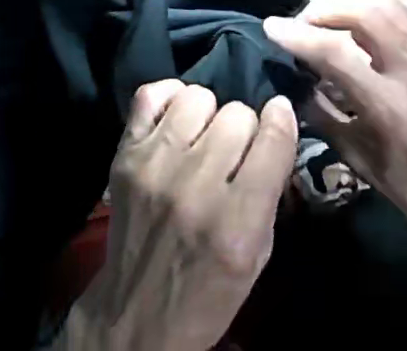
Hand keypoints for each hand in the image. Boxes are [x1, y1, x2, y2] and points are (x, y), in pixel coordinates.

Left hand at [60, 81, 297, 350]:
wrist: (137, 312)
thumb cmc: (208, 289)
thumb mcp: (257, 253)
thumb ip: (269, 190)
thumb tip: (279, 123)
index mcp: (237, 222)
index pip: (271, 141)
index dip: (281, 121)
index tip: (280, 114)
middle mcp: (195, 185)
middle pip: (237, 114)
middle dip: (244, 128)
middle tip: (236, 149)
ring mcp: (154, 165)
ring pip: (198, 98)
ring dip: (208, 114)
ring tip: (204, 136)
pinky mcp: (125, 154)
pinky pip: (150, 94)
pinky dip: (169, 98)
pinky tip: (177, 118)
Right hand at [262, 0, 406, 246]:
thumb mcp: (354, 155)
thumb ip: (319, 111)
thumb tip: (290, 76)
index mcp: (389, 106)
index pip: (336, 54)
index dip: (298, 36)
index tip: (270, 27)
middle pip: (365, 15)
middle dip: (324, 11)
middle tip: (302, 24)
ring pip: (390, 3)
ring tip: (327, 9)